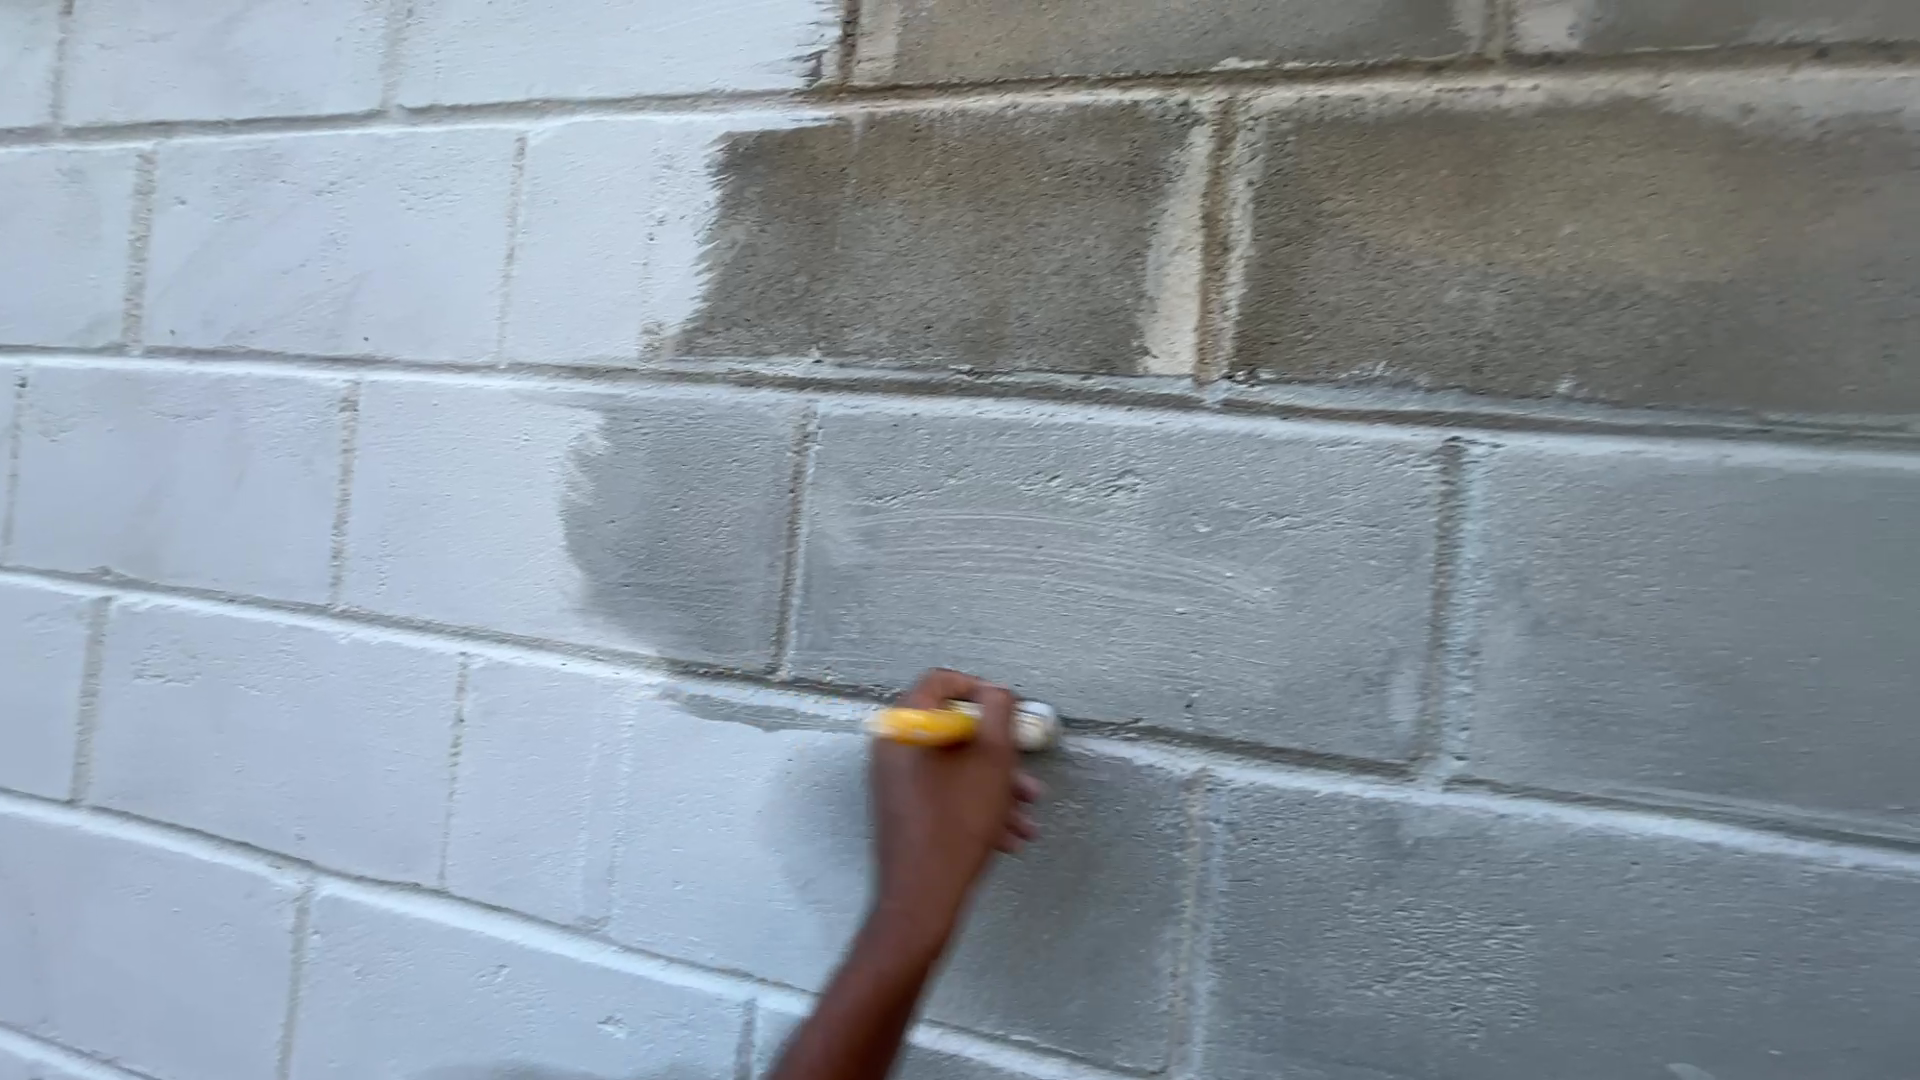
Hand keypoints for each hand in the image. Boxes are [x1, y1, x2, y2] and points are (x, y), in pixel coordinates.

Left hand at [868, 669, 1043, 937]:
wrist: (921, 898)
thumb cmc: (958, 821)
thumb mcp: (992, 757)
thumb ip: (998, 711)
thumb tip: (995, 692)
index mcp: (904, 724)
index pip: (942, 681)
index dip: (982, 690)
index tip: (1010, 713)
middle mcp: (892, 746)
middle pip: (952, 729)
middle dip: (997, 752)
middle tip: (1025, 772)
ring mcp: (893, 780)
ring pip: (953, 767)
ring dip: (994, 786)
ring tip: (1027, 815)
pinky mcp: (900, 809)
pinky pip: (942, 792)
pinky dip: (975, 806)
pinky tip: (1009, 837)